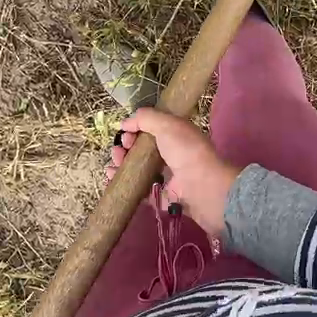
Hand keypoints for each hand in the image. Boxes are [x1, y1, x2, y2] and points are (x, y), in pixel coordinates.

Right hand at [112, 107, 240, 239]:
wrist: (205, 189)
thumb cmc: (187, 152)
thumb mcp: (167, 125)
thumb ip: (145, 118)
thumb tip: (125, 123)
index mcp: (176, 134)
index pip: (151, 128)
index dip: (135, 129)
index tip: (125, 133)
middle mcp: (173, 154)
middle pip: (143, 149)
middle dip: (125, 148)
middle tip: (118, 152)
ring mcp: (169, 177)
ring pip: (140, 169)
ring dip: (123, 165)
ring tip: (111, 167)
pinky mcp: (164, 197)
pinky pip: (141, 190)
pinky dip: (126, 184)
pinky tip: (113, 180)